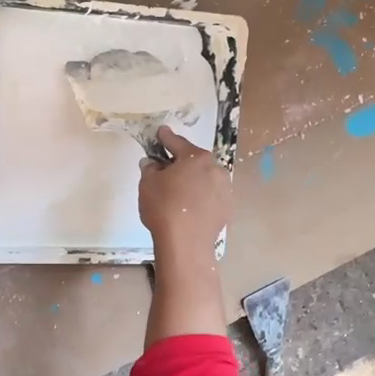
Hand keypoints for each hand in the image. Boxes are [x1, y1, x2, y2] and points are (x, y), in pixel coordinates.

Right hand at [139, 128, 231, 260]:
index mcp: (196, 157)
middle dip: (181, 163)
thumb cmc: (164, 208)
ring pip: (205, 179)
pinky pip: (210, 196)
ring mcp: (225, 189)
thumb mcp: (147, 184)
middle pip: (195, 161)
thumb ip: (150, 169)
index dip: (166, 137)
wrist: (186, 243)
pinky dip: (201, 197)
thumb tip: (152, 163)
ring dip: (193, 181)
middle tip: (167, 170)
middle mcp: (215, 168)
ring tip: (179, 193)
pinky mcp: (227, 208)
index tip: (161, 131)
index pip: (177, 143)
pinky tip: (190, 208)